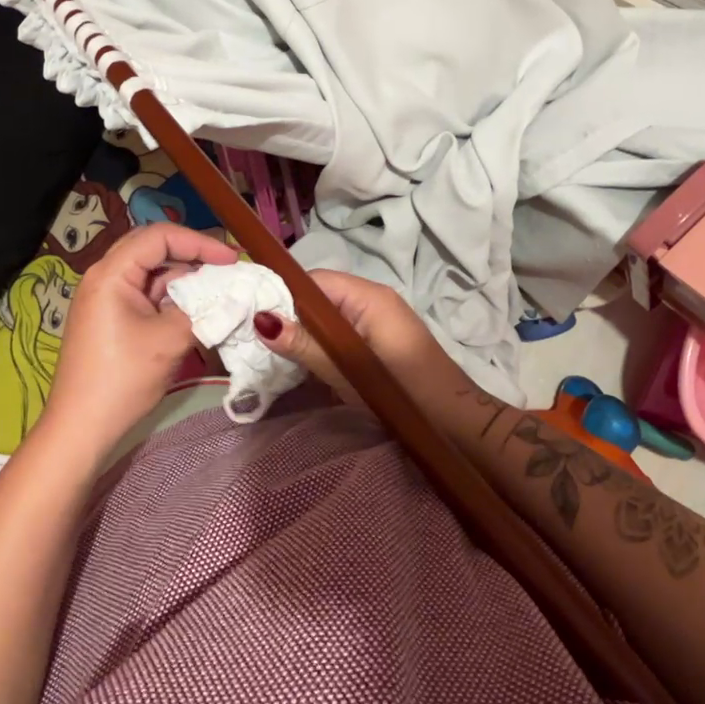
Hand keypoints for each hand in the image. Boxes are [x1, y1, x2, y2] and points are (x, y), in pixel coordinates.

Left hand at [41, 224, 236, 450]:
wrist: (81, 427)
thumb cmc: (123, 379)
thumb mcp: (170, 341)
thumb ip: (202, 310)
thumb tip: (229, 295)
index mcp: (110, 274)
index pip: (159, 236)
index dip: (199, 242)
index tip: (232, 259)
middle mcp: (102, 277)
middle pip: (152, 249)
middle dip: (192, 255)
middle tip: (227, 268)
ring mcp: (103, 298)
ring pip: (149, 273)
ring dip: (183, 279)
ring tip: (217, 290)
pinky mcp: (108, 318)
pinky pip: (143, 295)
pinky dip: (170, 298)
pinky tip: (194, 309)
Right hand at [254, 270, 469, 405]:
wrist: (455, 422)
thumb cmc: (401, 393)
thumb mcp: (346, 370)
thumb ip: (305, 344)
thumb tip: (260, 319)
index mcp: (368, 296)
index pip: (311, 281)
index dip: (279, 295)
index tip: (249, 317)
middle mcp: (373, 299)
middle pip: (318, 296)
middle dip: (288, 314)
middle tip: (254, 340)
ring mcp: (378, 319)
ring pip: (328, 315)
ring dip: (303, 332)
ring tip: (272, 352)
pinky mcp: (380, 339)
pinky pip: (342, 330)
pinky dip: (322, 342)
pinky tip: (305, 362)